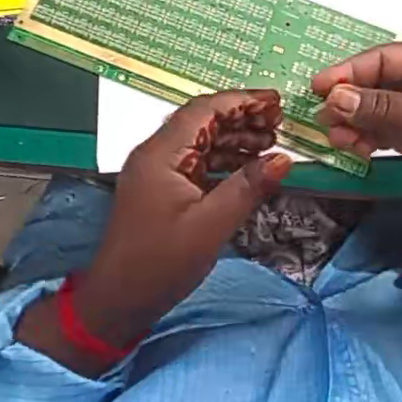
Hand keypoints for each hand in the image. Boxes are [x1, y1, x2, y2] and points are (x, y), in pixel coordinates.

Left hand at [18, 91, 290, 373]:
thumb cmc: (159, 263)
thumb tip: (283, 159)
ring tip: (271, 142)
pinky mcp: (162, 189)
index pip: (203, 110)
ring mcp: (157, 171)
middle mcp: (156, 154)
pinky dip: (224, 160)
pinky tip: (249, 167)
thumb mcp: (210, 226)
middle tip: (278, 121)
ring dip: (234, 139)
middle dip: (241, 117)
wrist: (118, 299)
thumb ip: (247, 187)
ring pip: (200, 141)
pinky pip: (196, 162)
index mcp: (160, 154)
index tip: (275, 101)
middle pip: (201, 121)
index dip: (241, 101)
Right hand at [312, 43, 401, 241]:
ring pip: (371, 108)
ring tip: (335, 137)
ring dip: (351, 122)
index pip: (383, 58)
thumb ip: (384, 107)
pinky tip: (351, 148)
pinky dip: (362, 138)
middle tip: (323, 117)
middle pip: (373, 83)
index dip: (349, 71)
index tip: (319, 86)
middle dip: (347, 99)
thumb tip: (336, 97)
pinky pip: (378, 130)